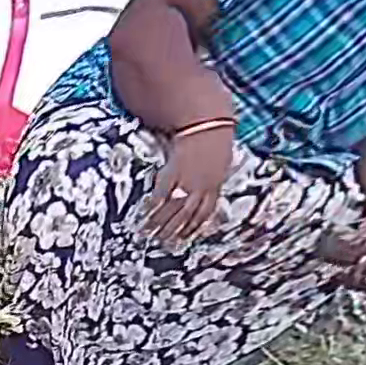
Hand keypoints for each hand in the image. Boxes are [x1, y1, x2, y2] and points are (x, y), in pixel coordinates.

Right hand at [145, 128, 232, 244]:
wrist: (207, 123)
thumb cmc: (214, 140)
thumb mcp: (220, 163)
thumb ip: (211, 181)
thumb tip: (201, 195)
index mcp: (215, 184)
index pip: (204, 212)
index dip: (193, 227)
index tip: (183, 237)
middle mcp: (201, 186)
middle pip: (186, 214)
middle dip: (173, 230)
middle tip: (162, 241)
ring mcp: (186, 180)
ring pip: (172, 208)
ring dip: (160, 222)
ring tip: (148, 232)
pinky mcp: (171, 174)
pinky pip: (161, 195)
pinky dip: (153, 206)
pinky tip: (145, 214)